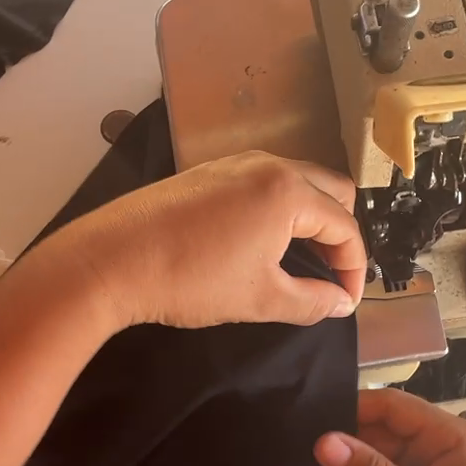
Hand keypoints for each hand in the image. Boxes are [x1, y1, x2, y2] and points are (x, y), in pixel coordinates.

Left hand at [41, 151, 366, 329]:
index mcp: (288, 193)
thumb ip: (311, 301)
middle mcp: (268, 165)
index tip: (346, 300)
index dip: (354, 267)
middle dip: (339, 233)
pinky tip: (258, 240)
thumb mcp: (260, 299)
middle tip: (328, 272)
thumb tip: (340, 303)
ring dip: (309, 216)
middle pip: (331, 190)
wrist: (111, 260)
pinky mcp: (209, 170)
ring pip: (296, 181)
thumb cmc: (191, 281)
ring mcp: (236, 162)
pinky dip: (278, 207)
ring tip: (297, 258)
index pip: (345, 226)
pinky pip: (263, 181)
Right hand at [314, 388, 465, 465]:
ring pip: (380, 450)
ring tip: (299, 454)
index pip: (392, 404)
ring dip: (348, 454)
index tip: (305, 416)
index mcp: (450, 434)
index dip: (351, 406)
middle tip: (293, 438)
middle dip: (345, 430)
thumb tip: (322, 441)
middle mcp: (439, 443)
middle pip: (384, 424)